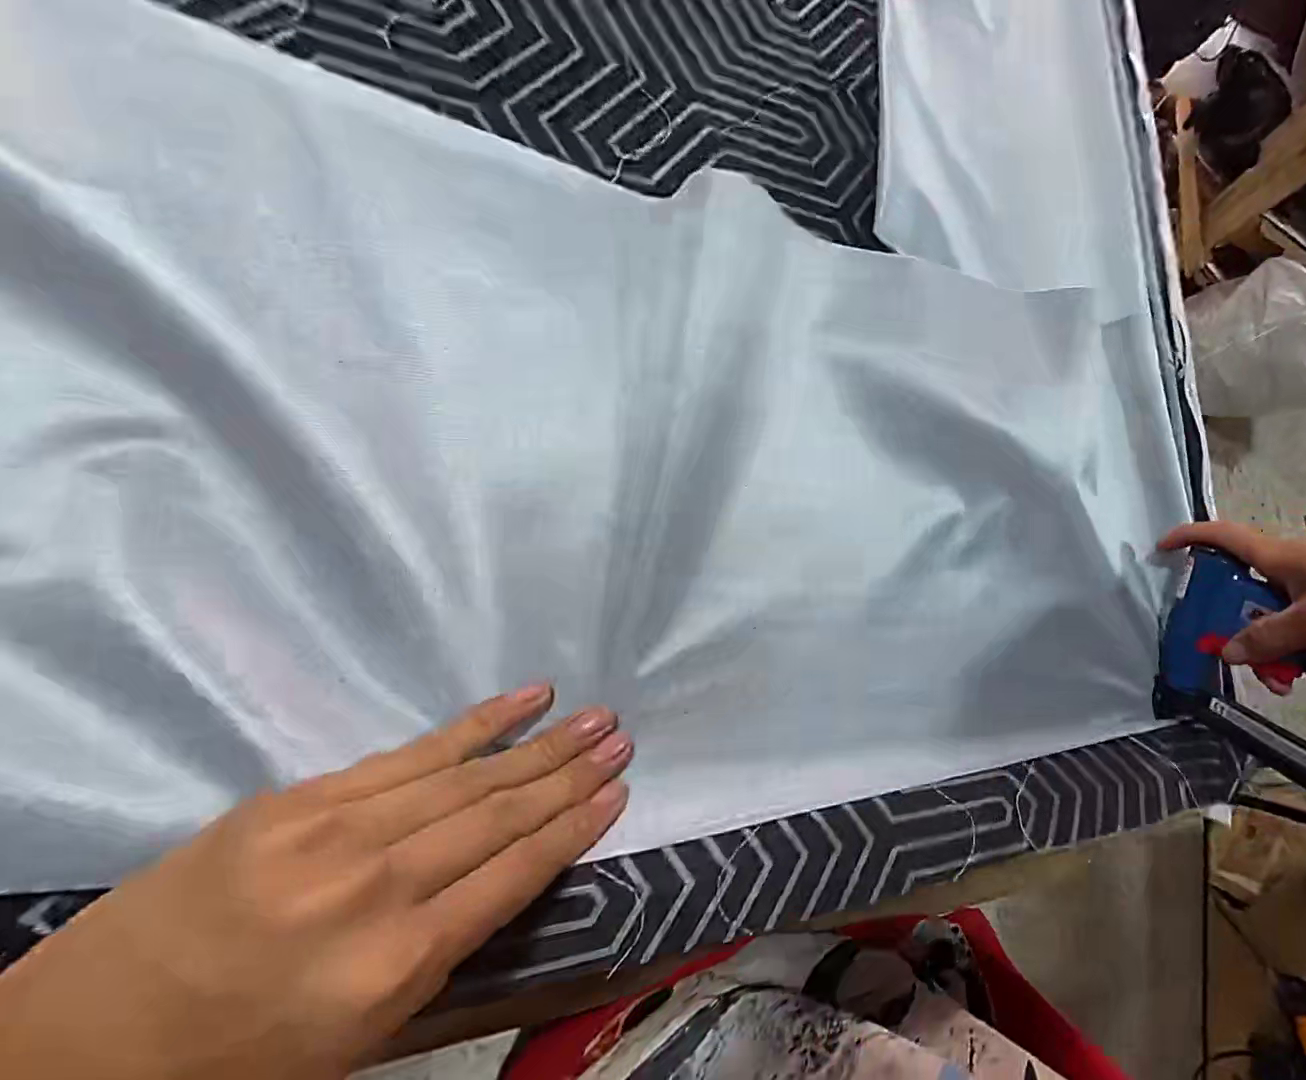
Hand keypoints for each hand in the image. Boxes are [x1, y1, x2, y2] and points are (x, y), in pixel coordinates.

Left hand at [0, 685, 630, 1079]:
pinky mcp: (297, 802)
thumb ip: (453, 941)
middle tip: (622, 741)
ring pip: (469, 777)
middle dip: (573, 775)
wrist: (65, 1053)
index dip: (577, 826)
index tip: (621, 791)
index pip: (518, 872)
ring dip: (543, 744)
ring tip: (597, 717)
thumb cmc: (241, 1058)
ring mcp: (331, 835)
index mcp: (395, 961)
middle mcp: (374, 890)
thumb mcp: (365, 1030)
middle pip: (502, 816)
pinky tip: (527, 699)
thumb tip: (527, 863)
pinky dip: (479, 723)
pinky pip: (411, 752)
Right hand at [1159, 522, 1305, 718]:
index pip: (1223, 539)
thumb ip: (1270, 638)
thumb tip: (1226, 652)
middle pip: (1258, 617)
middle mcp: (1298, 580)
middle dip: (1275, 656)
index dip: (1190, 539)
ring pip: (1300, 646)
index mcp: (1283, 560)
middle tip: (1283, 681)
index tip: (1162, 551)